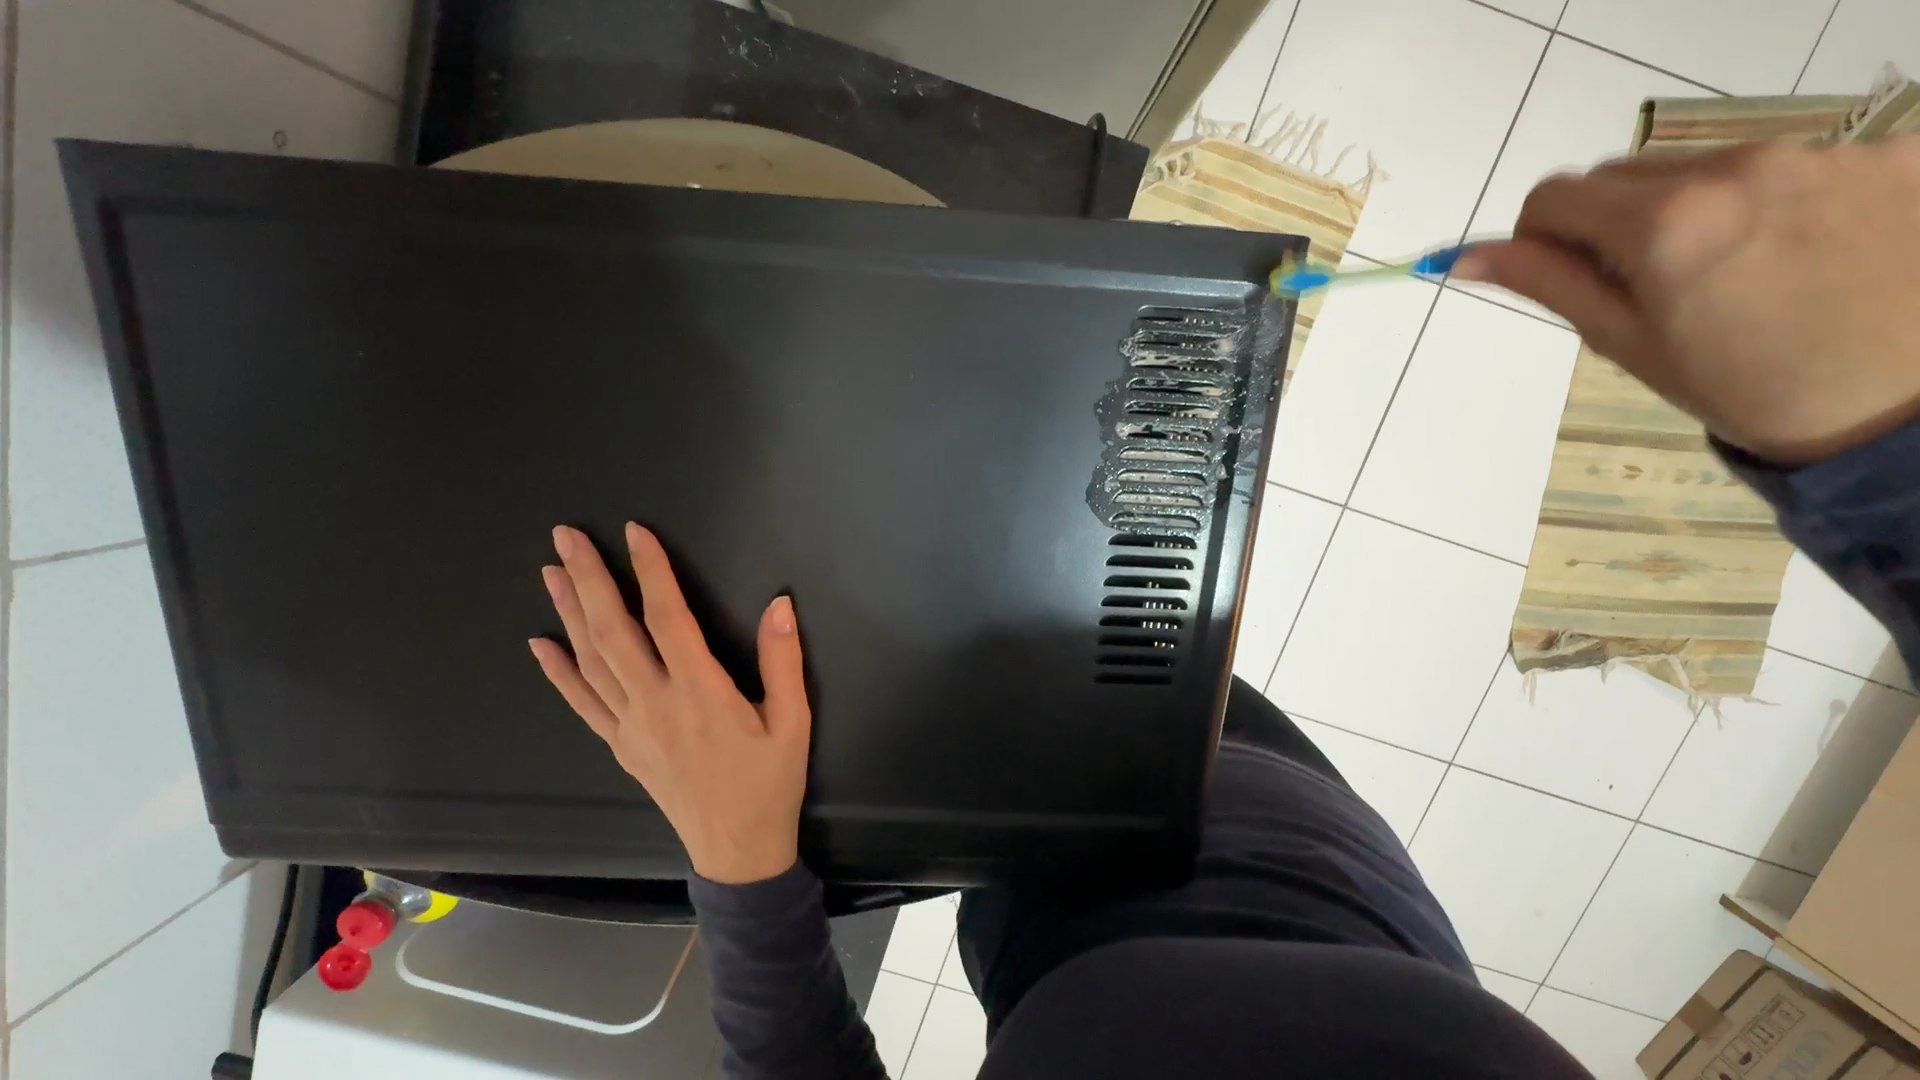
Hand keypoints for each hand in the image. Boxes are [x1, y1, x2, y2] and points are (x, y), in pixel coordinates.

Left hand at [529, 523, 811, 884]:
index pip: (668, 617)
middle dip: (589, 579)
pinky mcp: (620, 746)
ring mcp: (630, 726)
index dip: (651, 571)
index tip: (636, 533)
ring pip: (590, 660)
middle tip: (566, 535)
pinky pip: (582, 703)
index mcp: (701, 692)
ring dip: (568, 613)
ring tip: (551, 571)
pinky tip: (540, 643)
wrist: (738, 849)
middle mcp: (656, 703)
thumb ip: (783, 660)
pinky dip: (558, 672)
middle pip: (613, 631)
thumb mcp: (793, 720)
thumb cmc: (770, 781)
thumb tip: (780, 603)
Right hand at [1455, 136, 1919, 463]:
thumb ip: (1545, 282)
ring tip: (1732, 269)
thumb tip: (1465, 257)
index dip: (1541, 236)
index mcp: (1663, 221)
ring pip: (1702, 165)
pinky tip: (1798, 249)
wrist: (1892, 402)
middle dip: (1614, 220)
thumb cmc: (1736, 384)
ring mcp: (1821, 153)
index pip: (1554, 196)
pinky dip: (1769, 199)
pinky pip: (1786, 161)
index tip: (1569, 275)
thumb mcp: (1623, 338)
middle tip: (1649, 283)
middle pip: (1625, 174)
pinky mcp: (1888, 152)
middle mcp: (1738, 166)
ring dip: (1690, 206)